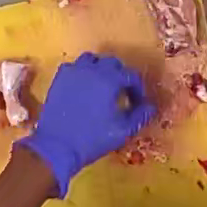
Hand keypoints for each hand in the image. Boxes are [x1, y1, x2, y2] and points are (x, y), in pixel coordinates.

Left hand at [20, 53, 154, 195]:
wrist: (57, 146)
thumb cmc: (92, 139)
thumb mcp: (122, 131)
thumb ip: (139, 116)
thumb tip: (150, 107)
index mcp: (110, 80)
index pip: (131, 75)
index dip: (137, 88)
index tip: (137, 102)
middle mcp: (91, 70)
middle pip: (112, 62)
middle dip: (120, 75)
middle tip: (122, 93)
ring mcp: (72, 72)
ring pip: (91, 60)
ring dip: (100, 69)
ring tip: (102, 87)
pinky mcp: (58, 79)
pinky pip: (74, 67)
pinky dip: (82, 73)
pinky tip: (83, 89)